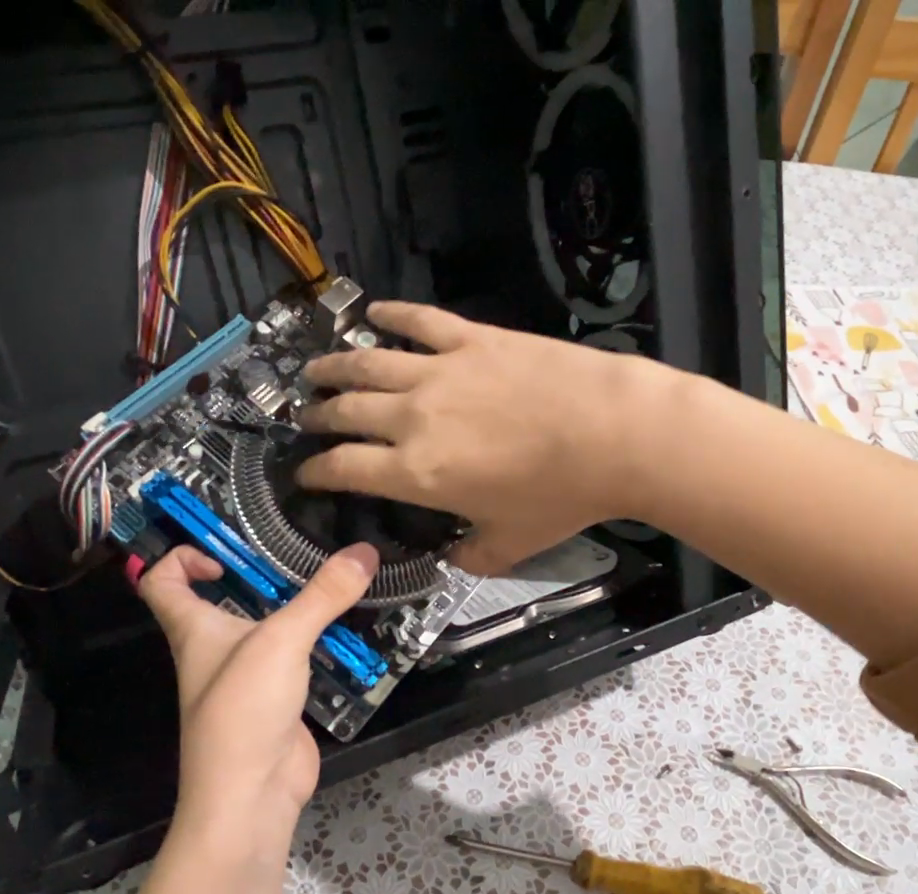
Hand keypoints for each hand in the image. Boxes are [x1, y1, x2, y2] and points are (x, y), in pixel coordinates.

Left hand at [135, 544, 377, 827]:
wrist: (252, 796)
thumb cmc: (244, 709)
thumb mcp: (282, 641)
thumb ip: (323, 596)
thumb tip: (365, 551)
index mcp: (194, 630)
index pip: (161, 582)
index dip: (179, 557)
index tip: (225, 552)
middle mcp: (216, 649)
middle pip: (223, 600)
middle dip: (258, 573)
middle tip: (301, 551)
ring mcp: (249, 677)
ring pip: (267, 629)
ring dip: (295, 607)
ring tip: (336, 581)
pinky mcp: (280, 699)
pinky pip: (297, 659)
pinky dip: (318, 641)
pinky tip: (348, 629)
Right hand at [296, 301, 666, 573]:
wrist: (613, 432)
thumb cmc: (561, 496)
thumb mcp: (511, 543)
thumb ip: (473, 555)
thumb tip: (455, 557)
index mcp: (415, 472)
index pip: (344, 468)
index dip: (316, 471)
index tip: (304, 473)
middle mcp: (412, 418)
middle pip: (346, 411)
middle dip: (318, 417)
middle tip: (306, 417)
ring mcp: (439, 372)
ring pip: (368, 363)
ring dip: (335, 367)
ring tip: (316, 370)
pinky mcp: (471, 339)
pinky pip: (420, 321)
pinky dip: (392, 315)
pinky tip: (373, 312)